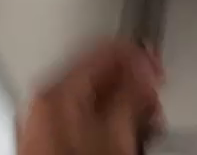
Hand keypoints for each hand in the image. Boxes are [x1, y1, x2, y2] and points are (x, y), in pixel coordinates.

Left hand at [18, 41, 163, 154]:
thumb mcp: (117, 133)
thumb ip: (134, 93)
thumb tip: (145, 70)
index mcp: (55, 93)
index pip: (103, 51)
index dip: (136, 54)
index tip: (156, 64)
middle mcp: (41, 106)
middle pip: (96, 76)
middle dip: (130, 85)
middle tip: (153, 97)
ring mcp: (40, 129)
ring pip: (90, 101)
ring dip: (121, 108)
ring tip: (144, 123)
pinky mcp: (45, 149)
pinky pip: (80, 123)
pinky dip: (104, 125)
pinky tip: (123, 138)